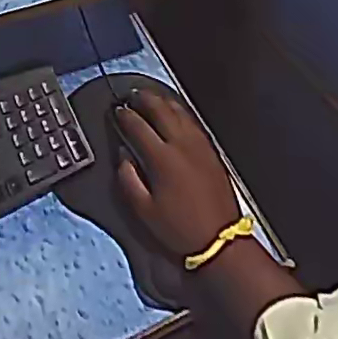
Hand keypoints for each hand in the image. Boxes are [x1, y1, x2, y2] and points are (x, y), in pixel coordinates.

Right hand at [114, 87, 242, 257]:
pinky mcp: (211, 151)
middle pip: (159, 109)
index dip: (124, 115)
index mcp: (161, 158)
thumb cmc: (180, 228)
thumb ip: (128, 179)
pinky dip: (179, 110)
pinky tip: (174, 111)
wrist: (221, 243)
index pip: (137, 125)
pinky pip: (192, 121)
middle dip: (142, 98)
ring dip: (161, 100)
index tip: (116, 112)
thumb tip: (123, 156)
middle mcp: (181, 145)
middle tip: (131, 95)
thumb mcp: (144, 210)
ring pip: (178, 111)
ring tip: (150, 97)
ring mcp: (199, 146)